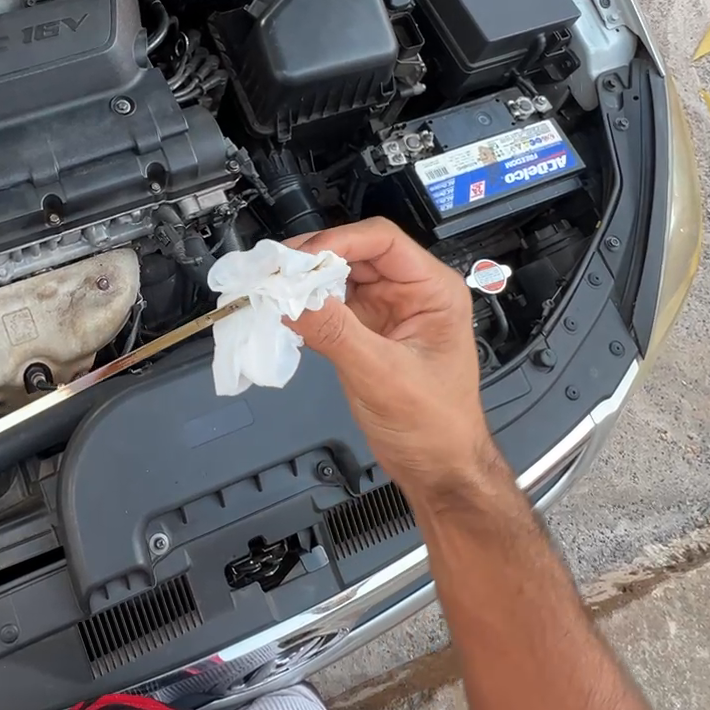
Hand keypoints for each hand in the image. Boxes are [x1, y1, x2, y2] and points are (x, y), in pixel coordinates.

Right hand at [285, 219, 500, 500]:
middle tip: (273, 272)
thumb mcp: (383, 376)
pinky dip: (303, 305)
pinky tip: (282, 313)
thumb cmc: (436, 426)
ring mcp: (384, 309)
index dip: (337, 242)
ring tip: (271, 289)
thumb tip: (291, 299)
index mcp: (433, 290)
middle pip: (353, 253)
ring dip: (303, 281)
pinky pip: (327, 304)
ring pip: (336, 276)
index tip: (298, 260)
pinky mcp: (362, 329)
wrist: (437, 468)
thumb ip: (336, 333)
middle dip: (311, 260)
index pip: (381, 240)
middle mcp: (409, 292)